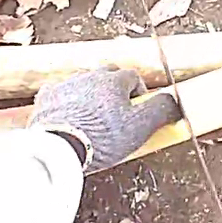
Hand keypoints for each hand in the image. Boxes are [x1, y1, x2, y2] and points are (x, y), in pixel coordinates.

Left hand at [28, 66, 180, 171]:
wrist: (58, 148)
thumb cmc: (102, 137)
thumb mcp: (142, 126)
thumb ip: (162, 109)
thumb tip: (174, 99)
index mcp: (114, 80)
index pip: (133, 76)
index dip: (139, 92)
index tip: (139, 110)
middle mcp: (90, 76)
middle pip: (108, 74)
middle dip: (115, 87)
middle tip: (119, 109)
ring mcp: (66, 85)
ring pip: (84, 82)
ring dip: (92, 93)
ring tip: (95, 116)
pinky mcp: (47, 98)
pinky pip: (59, 92)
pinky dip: (66, 100)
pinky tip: (69, 114)